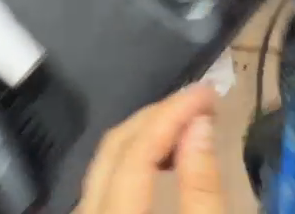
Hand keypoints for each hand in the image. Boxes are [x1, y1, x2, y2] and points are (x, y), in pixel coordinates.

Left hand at [80, 84, 222, 213]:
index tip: (208, 91)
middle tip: (200, 101)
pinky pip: (106, 176)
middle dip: (158, 117)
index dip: (173, 113)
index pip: (137, 151)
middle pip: (114, 147)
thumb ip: (202, 188)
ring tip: (187, 120)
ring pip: (107, 159)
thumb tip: (200, 121)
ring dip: (146, 133)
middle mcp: (87, 211)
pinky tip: (165, 154)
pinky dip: (136, 156)